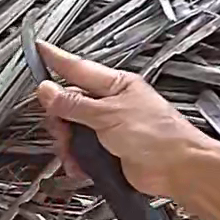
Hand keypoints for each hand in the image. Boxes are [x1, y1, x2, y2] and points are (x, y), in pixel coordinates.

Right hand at [33, 41, 219, 201]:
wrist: (179, 170)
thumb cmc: (160, 136)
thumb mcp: (108, 115)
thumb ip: (74, 104)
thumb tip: (47, 90)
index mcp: (116, 85)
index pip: (77, 67)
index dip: (55, 59)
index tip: (39, 49)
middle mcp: (112, 104)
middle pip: (70, 103)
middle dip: (60, 119)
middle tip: (60, 128)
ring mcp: (111, 127)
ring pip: (73, 129)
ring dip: (68, 144)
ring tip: (73, 152)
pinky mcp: (110, 149)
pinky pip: (82, 150)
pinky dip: (78, 159)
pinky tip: (81, 165)